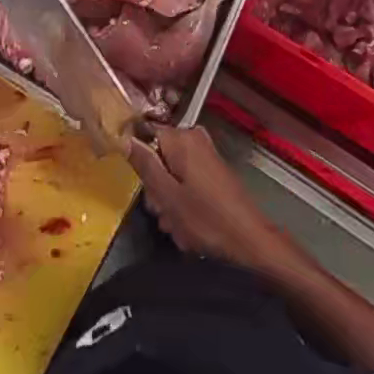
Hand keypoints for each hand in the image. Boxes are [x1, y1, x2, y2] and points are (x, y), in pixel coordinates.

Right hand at [128, 125, 309, 276]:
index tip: (141, 183)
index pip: (143, 134)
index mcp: (181, 138)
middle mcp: (194, 139)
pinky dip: (183, 202)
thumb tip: (123, 137)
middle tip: (163, 210)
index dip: (137, 158)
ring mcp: (205, 155)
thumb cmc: (205, 218)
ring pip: (170, 173)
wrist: (250, 240)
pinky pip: (186, 182)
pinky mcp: (213, 172)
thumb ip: (144, 163)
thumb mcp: (167, 194)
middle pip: (157, 156)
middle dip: (156, 186)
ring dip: (169, 200)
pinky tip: (189, 224)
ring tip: (178, 223)